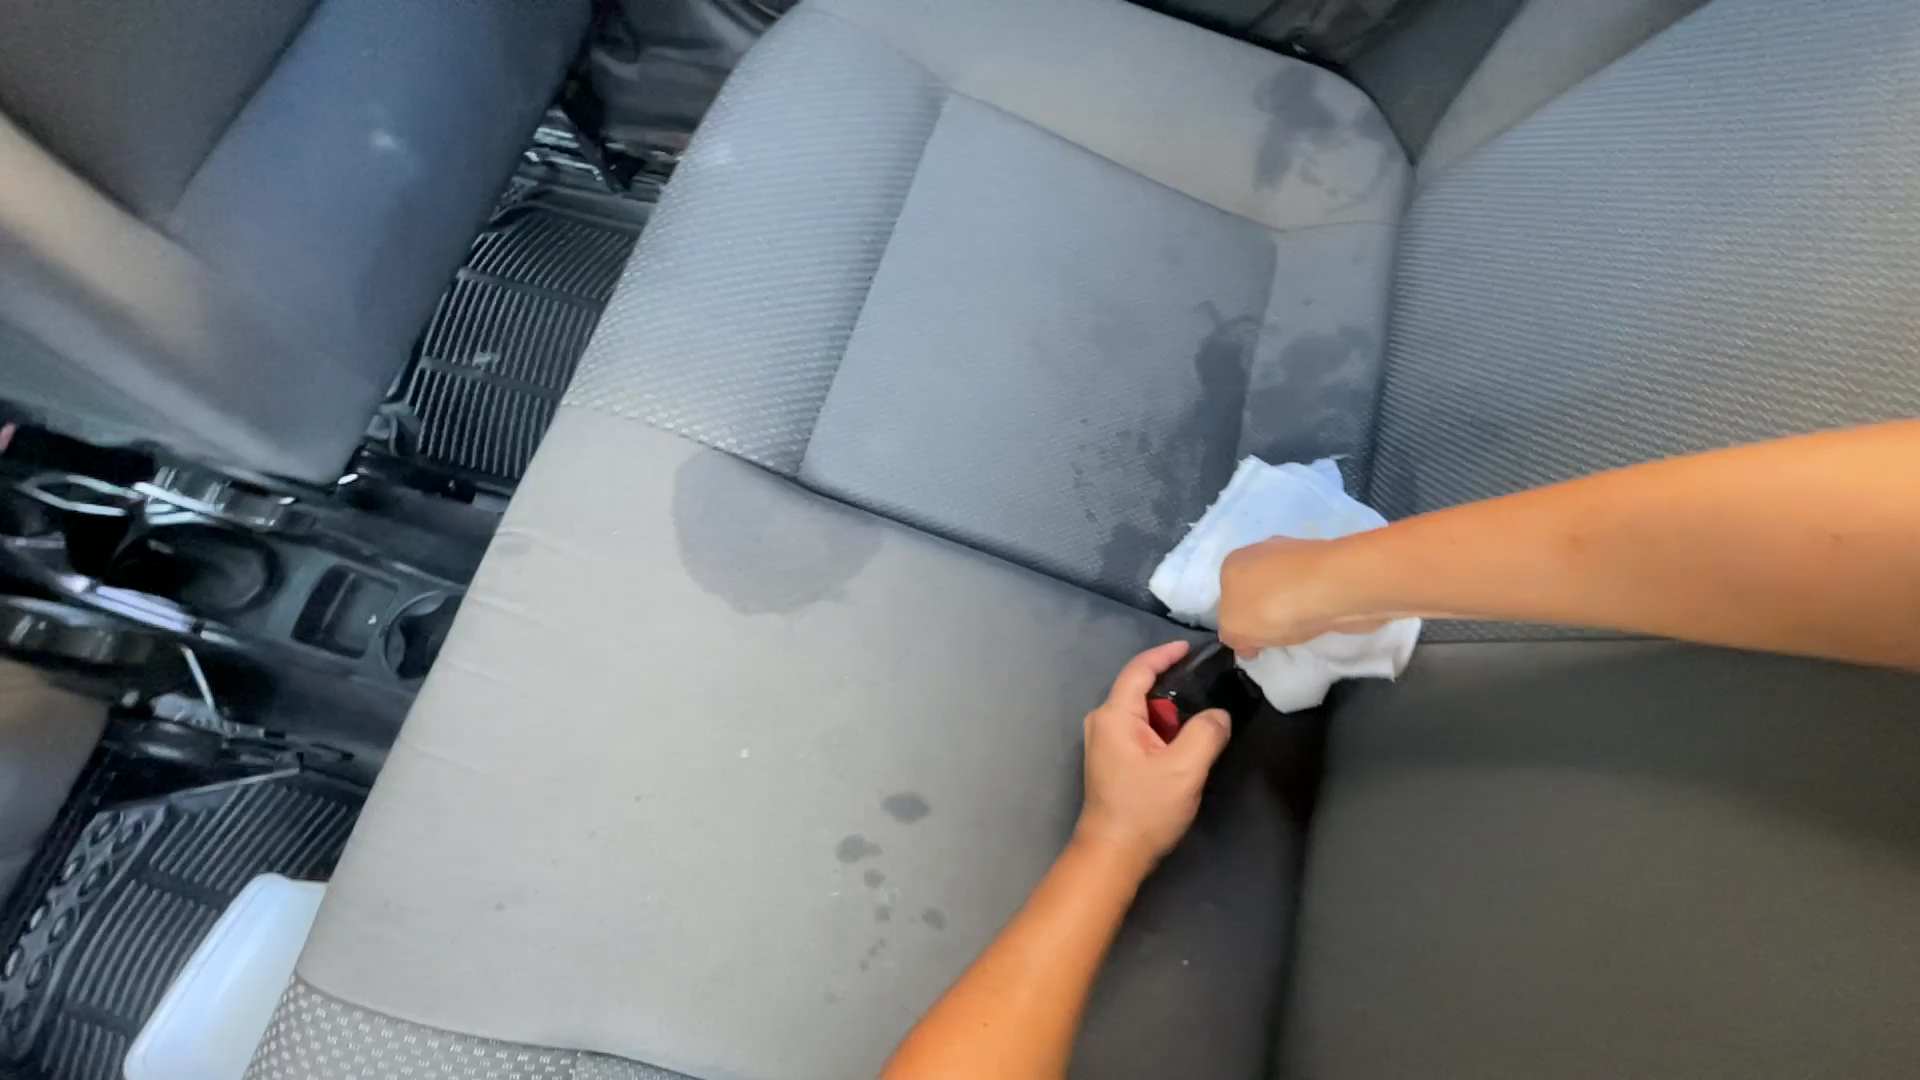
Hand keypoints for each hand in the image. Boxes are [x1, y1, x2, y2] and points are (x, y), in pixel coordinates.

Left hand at [1074, 641, 1232, 873]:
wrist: (1113, 852)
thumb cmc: (1145, 809)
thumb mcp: (1185, 770)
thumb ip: (1205, 733)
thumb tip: (1218, 713)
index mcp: (1114, 714)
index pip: (1139, 669)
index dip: (1165, 654)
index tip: (1190, 647)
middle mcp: (1102, 720)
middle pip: (1140, 690)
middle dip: (1173, 689)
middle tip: (1207, 690)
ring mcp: (1103, 740)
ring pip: (1141, 713)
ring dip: (1169, 715)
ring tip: (1201, 719)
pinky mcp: (1110, 757)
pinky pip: (1138, 729)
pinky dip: (1161, 730)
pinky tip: (1182, 742)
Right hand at [1218, 537, 1382, 654]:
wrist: (1336, 587)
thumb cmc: (1273, 606)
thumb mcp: (1235, 630)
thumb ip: (1231, 636)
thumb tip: (1244, 642)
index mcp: (1232, 563)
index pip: (1227, 595)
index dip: (1237, 621)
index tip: (1252, 641)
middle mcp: (1260, 551)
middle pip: (1256, 590)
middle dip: (1263, 611)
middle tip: (1276, 636)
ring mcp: (1295, 553)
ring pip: (1285, 588)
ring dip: (1290, 607)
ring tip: (1302, 629)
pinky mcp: (1327, 563)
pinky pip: (1312, 589)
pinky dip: (1313, 603)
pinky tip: (1320, 618)